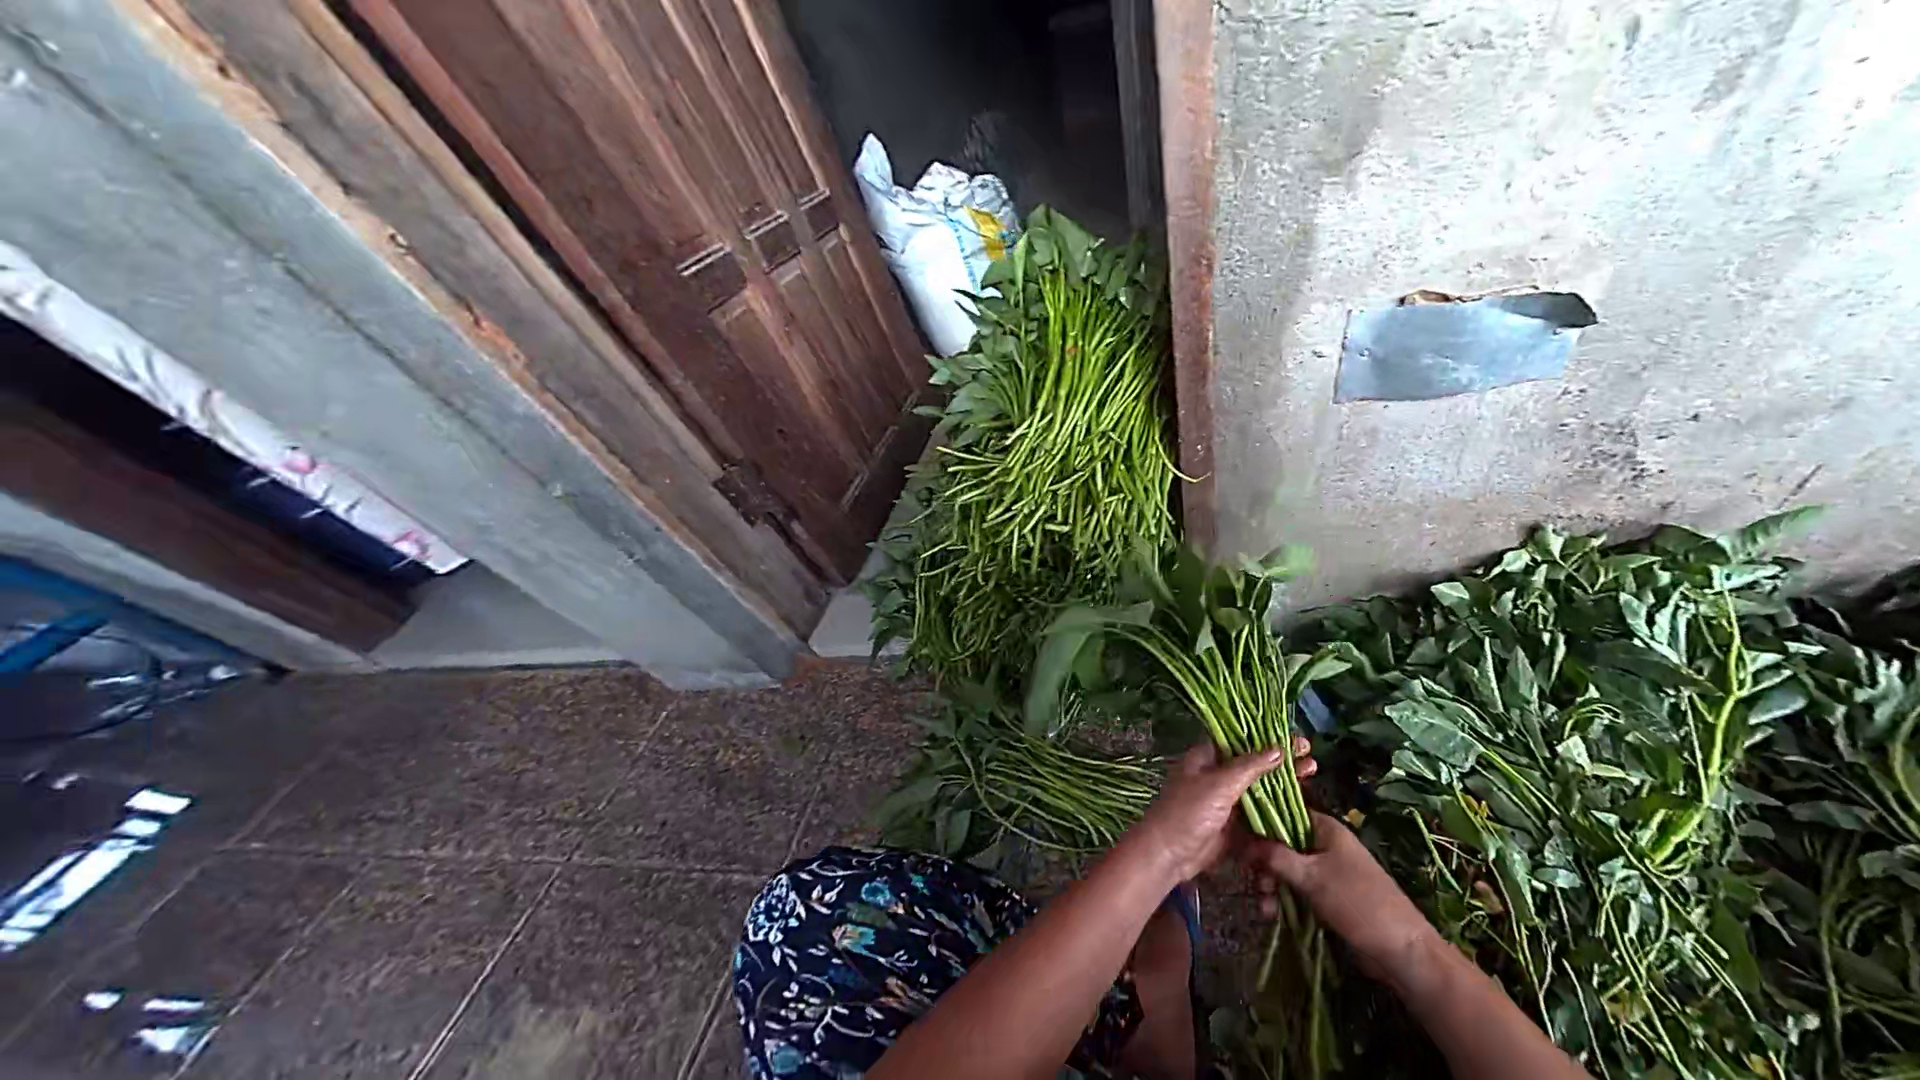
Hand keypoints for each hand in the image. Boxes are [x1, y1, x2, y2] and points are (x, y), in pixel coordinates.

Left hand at [1126, 739, 1316, 883]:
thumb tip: (1278, 749)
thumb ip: (1249, 767)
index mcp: (1206, 758)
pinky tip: (1302, 802)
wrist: (1170, 854)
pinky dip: (1279, 807)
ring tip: (1312, 771)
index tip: (1292, 735)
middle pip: (1253, 763)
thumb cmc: (1188, 811)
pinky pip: (1260, 812)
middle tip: (1309, 754)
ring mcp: (1226, 800)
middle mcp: (1217, 775)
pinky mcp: (1234, 823)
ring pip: (1260, 787)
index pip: (1239, 739)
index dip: (1265, 736)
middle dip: (1280, 759)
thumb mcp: (1218, 784)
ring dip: (1283, 781)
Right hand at [1242, 811, 1444, 985]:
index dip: (1258, 825)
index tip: (1238, 842)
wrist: (1403, 952)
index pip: (1282, 812)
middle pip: (1281, 843)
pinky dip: (1284, 897)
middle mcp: (1325, 843)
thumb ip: (1274, 855)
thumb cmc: (1356, 902)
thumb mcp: (1310, 876)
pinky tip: (1273, 914)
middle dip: (1264, 864)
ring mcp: (1327, 868)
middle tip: (1255, 883)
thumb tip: (1242, 841)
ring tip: (1265, 907)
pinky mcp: (1329, 893)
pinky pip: (1297, 887)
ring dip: (1272, 885)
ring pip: (1287, 867)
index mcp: (1324, 828)